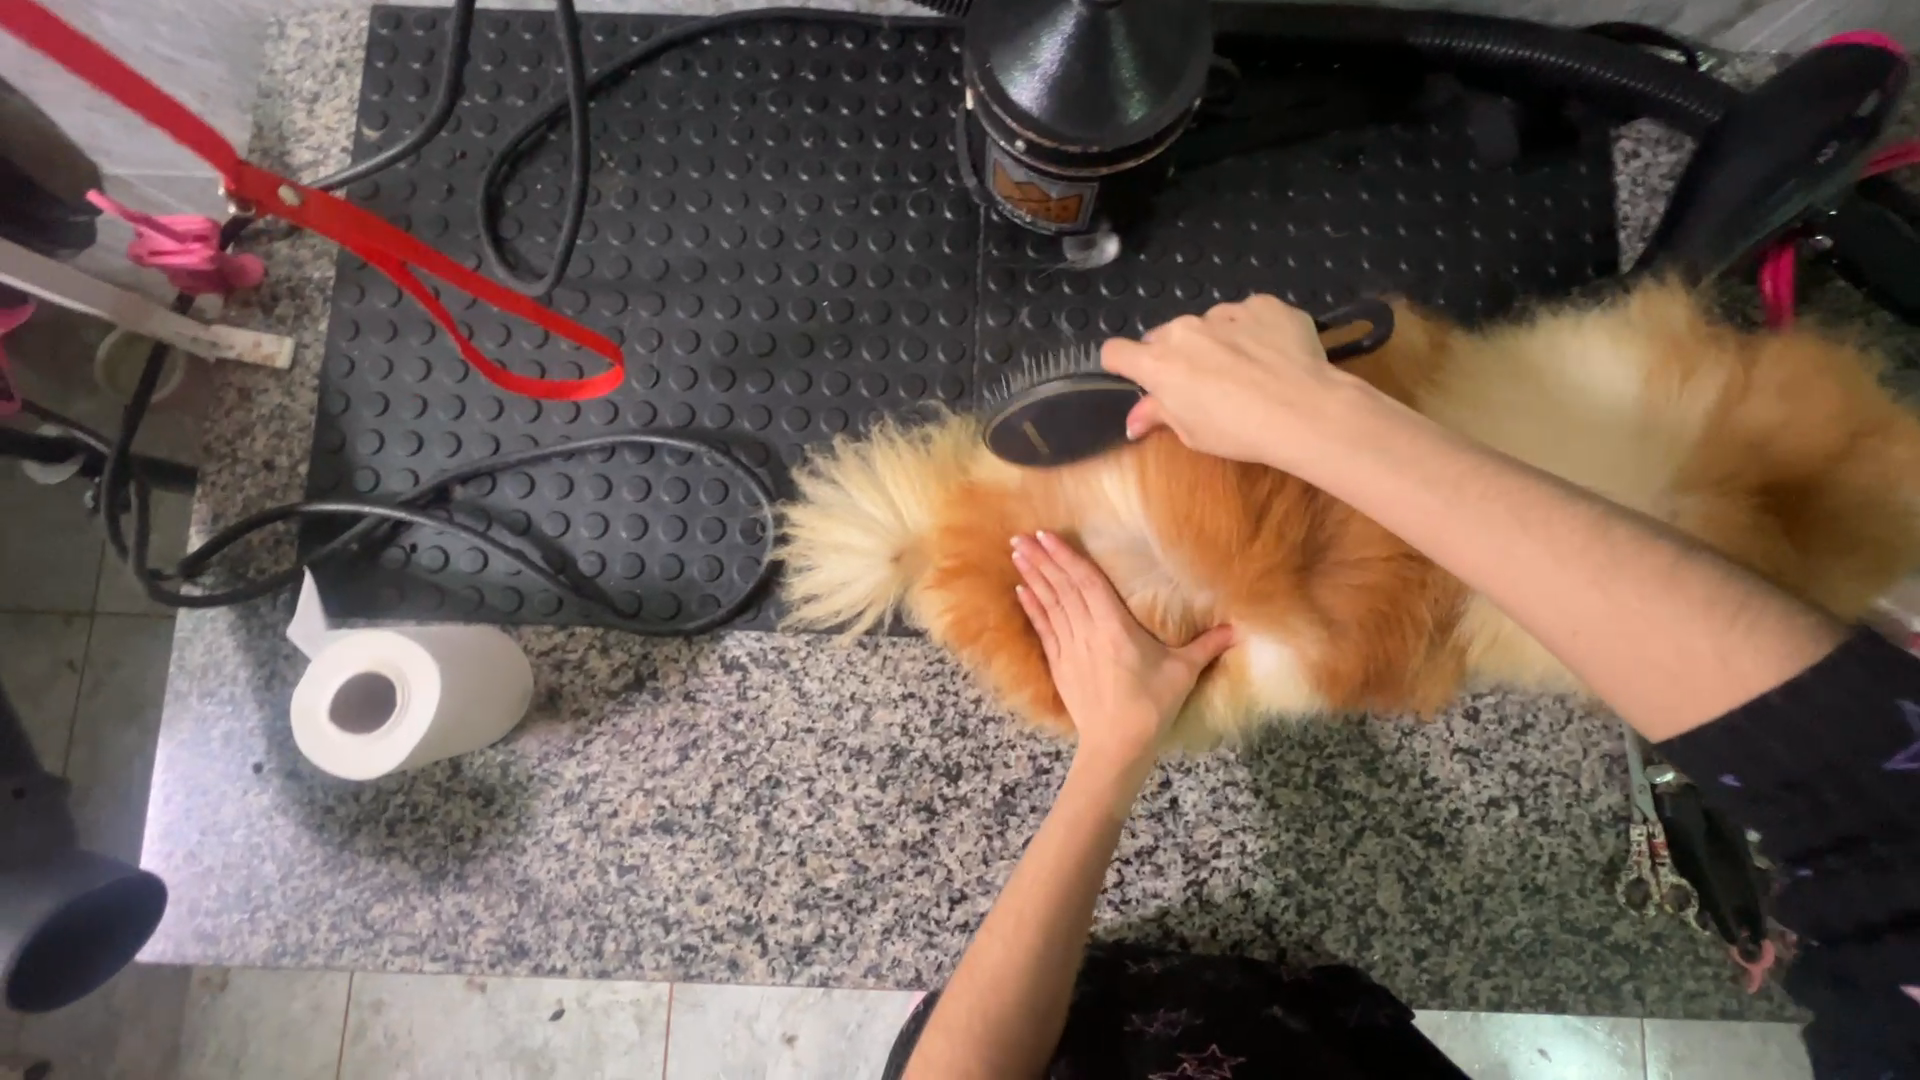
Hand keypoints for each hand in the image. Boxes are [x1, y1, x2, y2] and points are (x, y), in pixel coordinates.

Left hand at [1011, 531, 1233, 778]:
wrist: (1117, 745)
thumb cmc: (1151, 706)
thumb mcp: (1184, 672)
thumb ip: (1208, 645)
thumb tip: (1240, 628)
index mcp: (1114, 625)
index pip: (1086, 582)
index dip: (1067, 556)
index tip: (1047, 536)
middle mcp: (1086, 631)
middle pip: (1061, 588)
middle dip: (1040, 560)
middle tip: (1020, 537)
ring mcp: (1069, 648)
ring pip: (1048, 604)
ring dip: (1032, 577)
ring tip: (1016, 553)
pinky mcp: (1059, 665)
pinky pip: (1042, 629)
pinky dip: (1031, 608)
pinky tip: (1020, 590)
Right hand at [1100, 294, 1366, 470]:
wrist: (1304, 410)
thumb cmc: (1237, 431)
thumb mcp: (1191, 433)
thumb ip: (1159, 416)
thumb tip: (1133, 421)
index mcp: (1158, 364)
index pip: (1115, 351)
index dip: (1121, 364)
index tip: (1135, 377)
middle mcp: (1185, 330)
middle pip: (1163, 337)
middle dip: (1174, 356)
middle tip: (1198, 383)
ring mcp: (1226, 312)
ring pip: (1206, 324)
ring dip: (1213, 341)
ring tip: (1242, 369)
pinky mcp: (1264, 305)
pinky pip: (1246, 314)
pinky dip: (1251, 331)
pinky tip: (1269, 355)